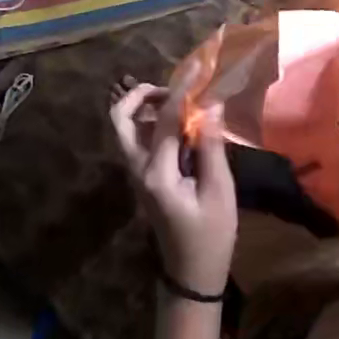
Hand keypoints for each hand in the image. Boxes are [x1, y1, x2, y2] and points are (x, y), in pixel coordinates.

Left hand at [110, 79, 236, 295]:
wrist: (190, 272)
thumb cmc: (210, 237)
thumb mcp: (219, 192)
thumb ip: (211, 147)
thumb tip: (210, 106)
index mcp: (155, 173)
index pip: (162, 120)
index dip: (180, 90)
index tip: (197, 66)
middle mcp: (136, 168)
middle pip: (119, 118)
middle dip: (141, 95)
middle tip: (173, 89)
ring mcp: (135, 172)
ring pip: (124, 127)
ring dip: (144, 107)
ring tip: (180, 101)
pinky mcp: (142, 176)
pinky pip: (136, 139)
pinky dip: (150, 122)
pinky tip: (179, 123)